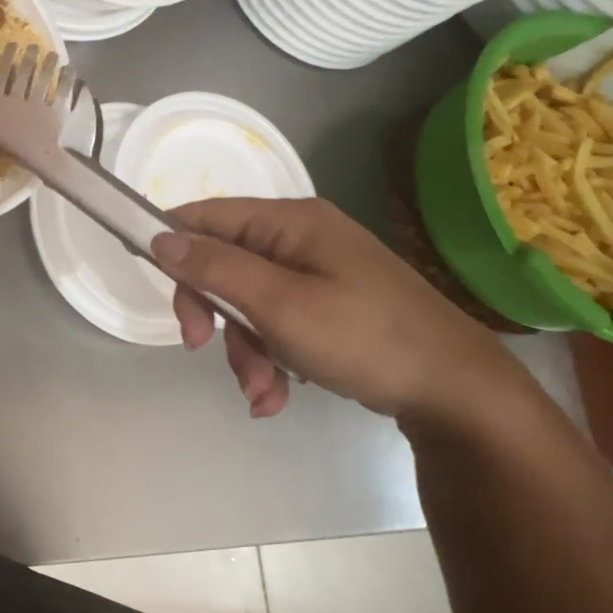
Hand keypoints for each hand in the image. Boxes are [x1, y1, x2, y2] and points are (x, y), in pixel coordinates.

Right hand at [150, 198, 515, 419]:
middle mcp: (300, 241)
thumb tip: (160, 238)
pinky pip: (273, 327)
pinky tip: (276, 396)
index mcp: (290, 223)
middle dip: (213, 316)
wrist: (453, 389)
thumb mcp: (278, 304)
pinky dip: (267, 361)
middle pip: (221, 267)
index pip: (206, 216)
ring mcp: (315, 276)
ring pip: (244, 306)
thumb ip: (215, 268)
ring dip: (242, 352)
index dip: (173, 248)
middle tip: (202, 348)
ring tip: (263, 392)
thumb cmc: (363, 337)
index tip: (159, 292)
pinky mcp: (326, 309)